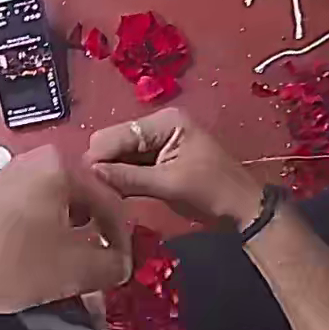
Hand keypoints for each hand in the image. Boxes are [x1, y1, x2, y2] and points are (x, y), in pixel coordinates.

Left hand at [0, 145, 130, 320]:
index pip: (110, 200)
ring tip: (70, 273)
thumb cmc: (10, 262)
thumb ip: (112, 264)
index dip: (122, 238)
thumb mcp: (75, 269)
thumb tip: (120, 263)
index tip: (123, 268)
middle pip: (83, 202)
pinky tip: (37, 264)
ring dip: (70, 240)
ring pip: (56, 209)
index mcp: (60, 165)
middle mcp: (35, 161)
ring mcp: (8, 176)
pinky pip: (31, 213)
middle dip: (95, 239)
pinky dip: (43, 237)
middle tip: (99, 271)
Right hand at [86, 108, 264, 225]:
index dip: (99, 157)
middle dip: (103, 163)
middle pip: (114, 140)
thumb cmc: (212, 192)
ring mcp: (157, 142)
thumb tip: (90, 173)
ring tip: (100, 195)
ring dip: (110, 172)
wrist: (243, 208)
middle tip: (95, 192)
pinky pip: (129, 164)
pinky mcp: (157, 159)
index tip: (86, 183)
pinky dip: (120, 177)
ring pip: (119, 154)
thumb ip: (128, 177)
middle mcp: (158, 125)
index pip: (118, 133)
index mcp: (165, 121)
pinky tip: (113, 193)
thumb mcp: (169, 184)